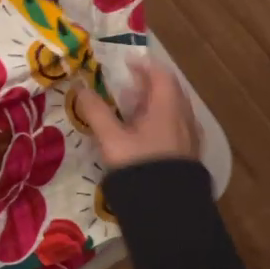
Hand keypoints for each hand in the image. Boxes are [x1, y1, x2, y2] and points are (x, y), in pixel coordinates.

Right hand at [73, 60, 199, 171]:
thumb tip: (80, 86)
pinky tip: (146, 132)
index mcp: (168, 108)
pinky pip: (176, 126)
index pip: (162, 76)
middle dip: (148, 84)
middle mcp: (184, 118)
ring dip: (154, 103)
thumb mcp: (111, 138)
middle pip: (170, 91)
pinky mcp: (188, 154)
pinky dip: (160, 120)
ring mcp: (189, 137)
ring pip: (174, 110)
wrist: (167, 206)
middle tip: (127, 84)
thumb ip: (96, 111)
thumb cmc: (140, 164)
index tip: (126, 62)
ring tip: (132, 108)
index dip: (144, 66)